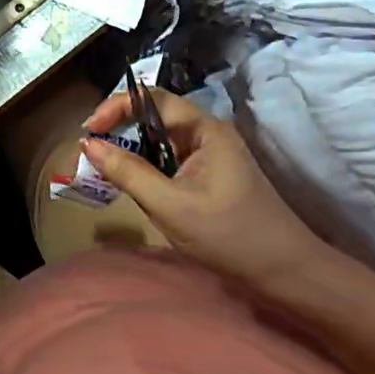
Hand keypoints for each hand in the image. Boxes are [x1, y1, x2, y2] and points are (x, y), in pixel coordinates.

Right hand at [82, 87, 334, 295]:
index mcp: (206, 130)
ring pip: (161, 139)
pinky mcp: (209, 173)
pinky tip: (131, 181)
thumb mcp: (170, 206)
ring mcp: (211, 154)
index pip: (153, 99)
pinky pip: (170, 158)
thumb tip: (88, 144)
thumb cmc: (229, 236)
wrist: (286, 273)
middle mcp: (209, 133)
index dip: (117, 107)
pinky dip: (147, 164)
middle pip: (156, 115)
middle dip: (120, 127)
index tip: (89, 129)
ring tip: (103, 164)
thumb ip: (128, 172)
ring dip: (132, 148)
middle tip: (91, 147)